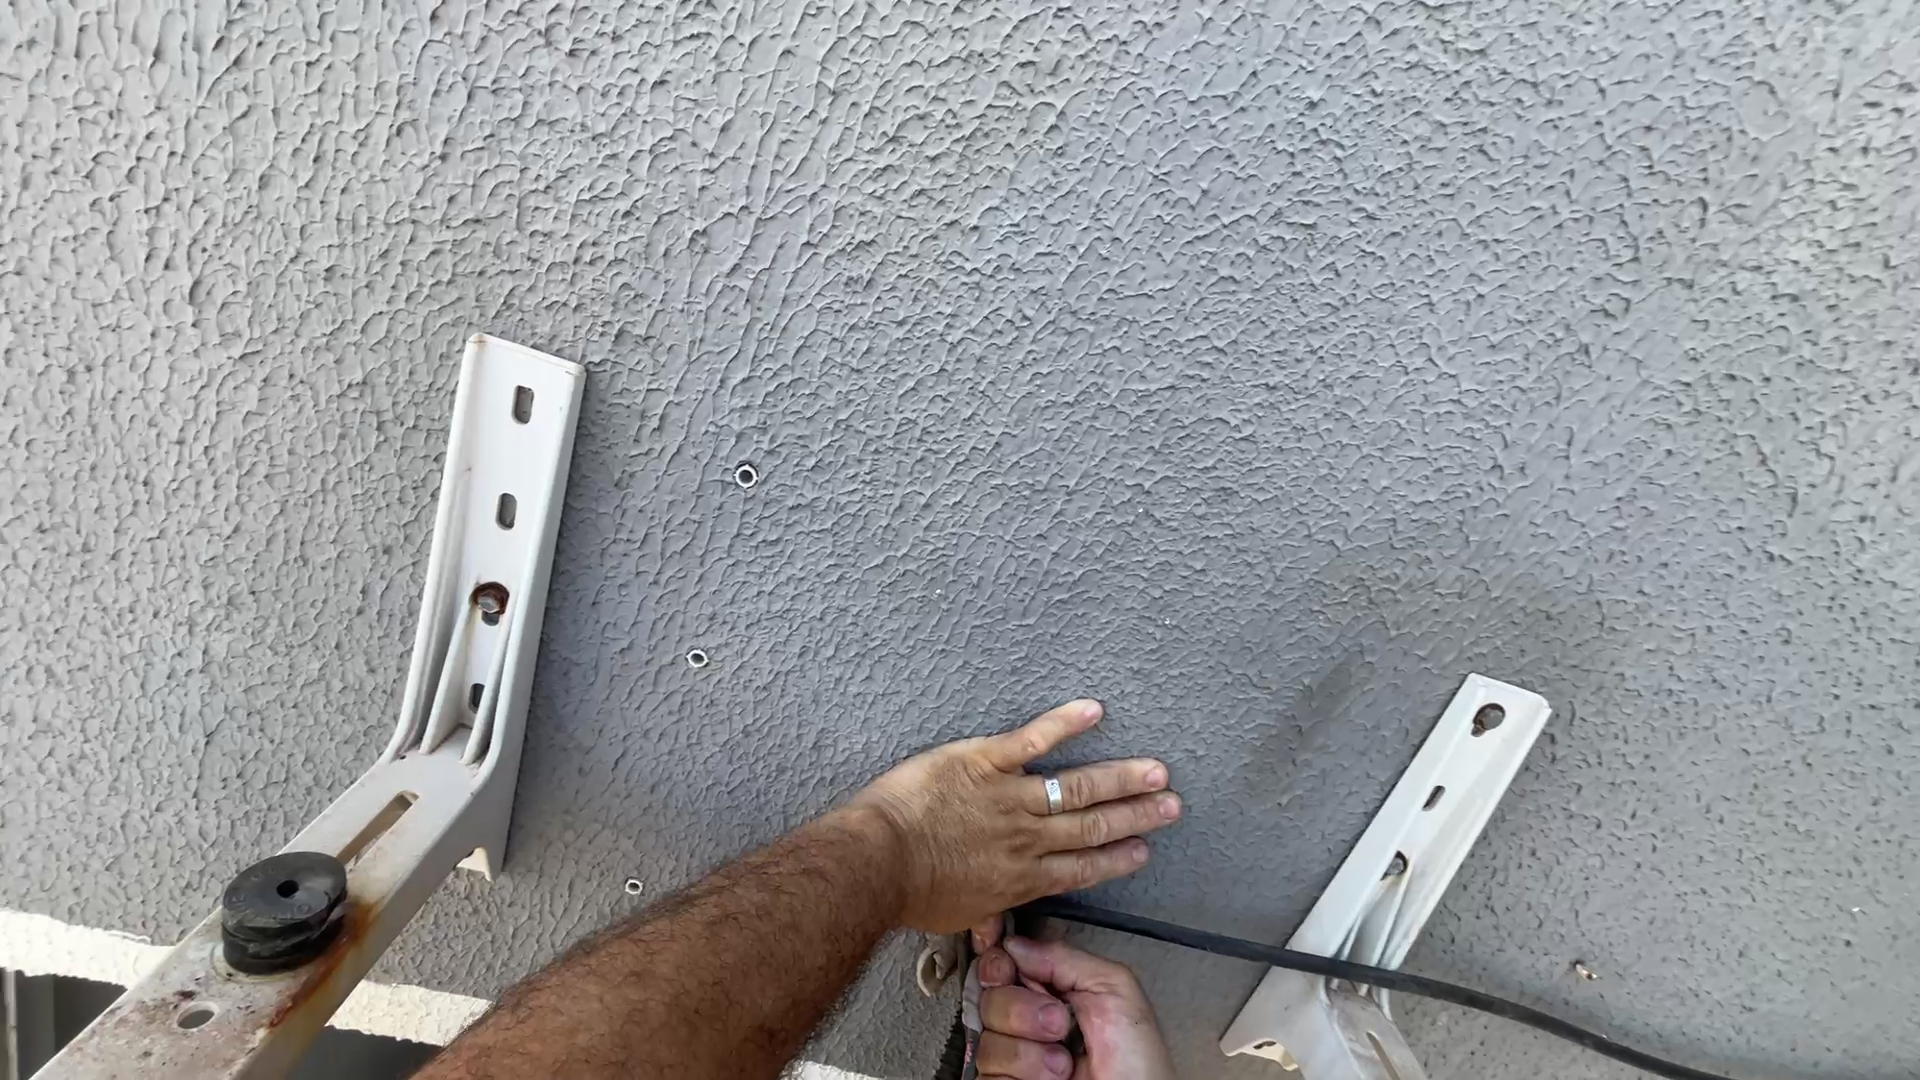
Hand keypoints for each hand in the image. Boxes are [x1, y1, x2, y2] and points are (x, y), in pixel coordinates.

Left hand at [845, 699, 1181, 932]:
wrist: (879, 863)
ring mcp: (1010, 797)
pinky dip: (1064, 724)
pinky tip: (1092, 710)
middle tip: (1170, 805)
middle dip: (1136, 816)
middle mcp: (1026, 838)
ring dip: (1120, 778)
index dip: (1117, 858)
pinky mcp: (987, 762)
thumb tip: (995, 907)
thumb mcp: (957, 912)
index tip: (1143, 848)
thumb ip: (988, 903)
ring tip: (1154, 771)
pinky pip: (1032, 739)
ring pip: (1077, 788)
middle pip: (1093, 825)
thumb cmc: (908, 890)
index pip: (1082, 866)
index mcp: (1019, 876)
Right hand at [972, 934, 1175, 1079]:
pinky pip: (989, 1075)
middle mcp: (1025, 1020)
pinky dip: (1021, 1075)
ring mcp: (1016, 1058)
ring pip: (987, 1039)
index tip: (1008, 969)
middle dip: (1021, 1008)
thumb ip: (1063, 958)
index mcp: (1048, 988)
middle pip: (988, 997)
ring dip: (1027, 1051)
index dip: (998, 962)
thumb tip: (1013, 943)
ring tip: (1064, 1064)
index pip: (1001, 963)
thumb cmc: (1136, 1056)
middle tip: (1058, 1023)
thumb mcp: (1112, 987)